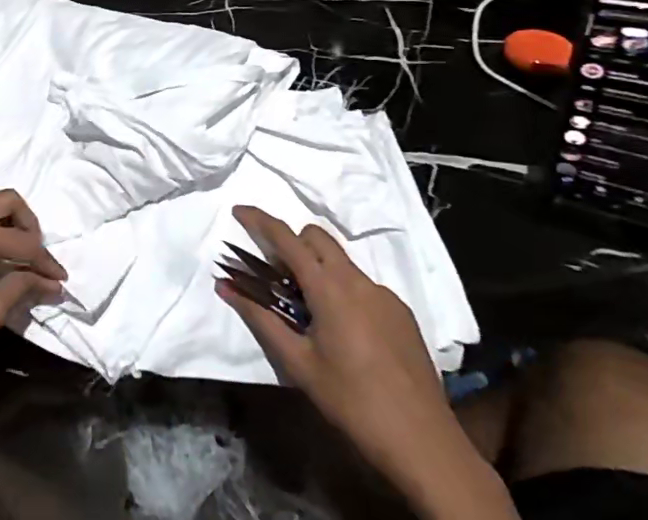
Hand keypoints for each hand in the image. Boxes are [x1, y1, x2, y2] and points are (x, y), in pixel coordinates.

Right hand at [217, 206, 456, 486]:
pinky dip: (343, 291)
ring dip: (317, 269)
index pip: (287, 239)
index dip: (260, 220)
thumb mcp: (298, 363)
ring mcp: (384, 294)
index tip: (239, 210)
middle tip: (275, 277)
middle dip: (291, 243)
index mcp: (330, 287)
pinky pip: (363, 286)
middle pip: (317, 238)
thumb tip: (226, 286)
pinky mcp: (401, 312)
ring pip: (341, 262)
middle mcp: (358, 280)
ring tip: (308, 314)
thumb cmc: (351, 400)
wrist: (421, 438)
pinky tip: (344, 335)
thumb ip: (261, 318)